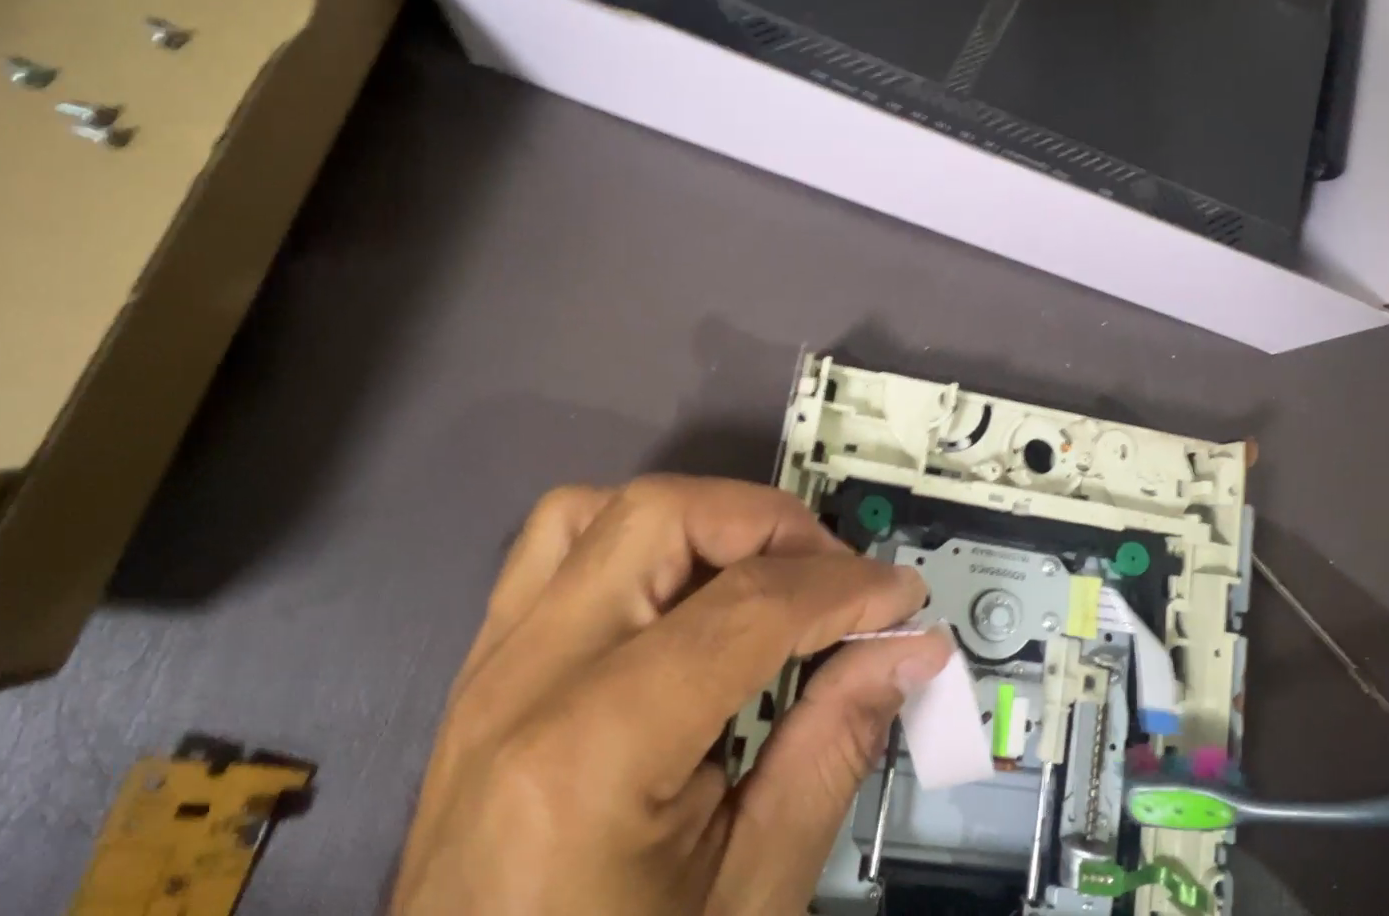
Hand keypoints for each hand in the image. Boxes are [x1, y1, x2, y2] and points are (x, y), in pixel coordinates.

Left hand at [390, 476, 952, 915]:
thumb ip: (831, 749)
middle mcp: (522, 682)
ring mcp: (487, 668)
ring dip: (700, 520)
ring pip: (596, 510)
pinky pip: (555, 551)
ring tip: (767, 575)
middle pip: (662, 519)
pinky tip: (686, 594)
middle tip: (841, 583)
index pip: (743, 608)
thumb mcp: (752, 892)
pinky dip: (638, 541)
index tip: (904, 599)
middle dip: (774, 526)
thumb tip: (908, 650)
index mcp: (590, 753)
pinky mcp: (480, 672)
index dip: (843, 589)